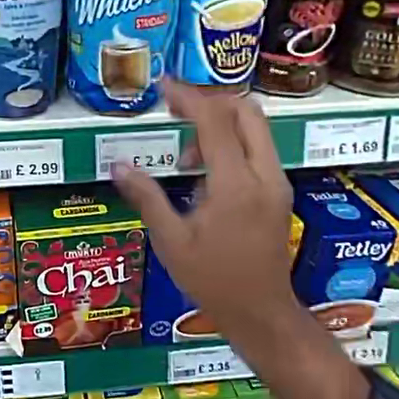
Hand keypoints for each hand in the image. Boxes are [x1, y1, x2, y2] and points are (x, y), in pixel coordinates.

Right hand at [111, 81, 303, 343]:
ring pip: (257, 127)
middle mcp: (264, 175)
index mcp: (235, 185)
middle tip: (176, 110)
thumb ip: (147, 198)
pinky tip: (206, 172)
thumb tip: (118, 165)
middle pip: (246, 111)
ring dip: (222, 124)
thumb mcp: (171, 243)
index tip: (163, 88)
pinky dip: (234, 142)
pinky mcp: (280, 191)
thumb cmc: (212, 281)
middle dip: (210, 101)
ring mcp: (277, 182)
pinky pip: (260, 148)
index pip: (215, 122)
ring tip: (185, 156)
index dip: (188, 98)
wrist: (260, 311)